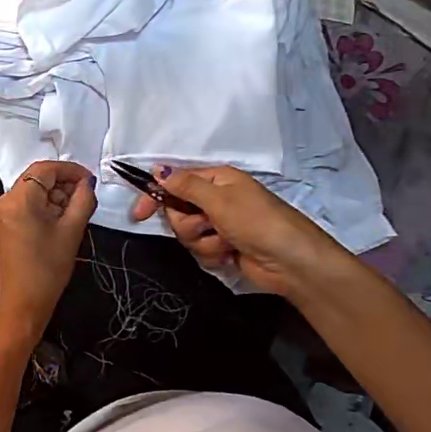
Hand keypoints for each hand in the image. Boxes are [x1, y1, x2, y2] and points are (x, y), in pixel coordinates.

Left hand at [0, 160, 96, 324]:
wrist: (23, 301)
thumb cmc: (48, 268)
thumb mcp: (72, 230)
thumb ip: (83, 200)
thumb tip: (87, 183)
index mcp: (19, 199)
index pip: (45, 169)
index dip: (70, 170)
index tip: (89, 179)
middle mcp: (6, 200)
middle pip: (37, 178)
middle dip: (63, 183)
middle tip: (86, 196)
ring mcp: (3, 212)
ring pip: (33, 190)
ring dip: (55, 195)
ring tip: (75, 212)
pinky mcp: (5, 223)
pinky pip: (27, 204)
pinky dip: (45, 206)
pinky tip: (61, 219)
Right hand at [130, 165, 344, 298]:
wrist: (291, 262)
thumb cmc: (258, 222)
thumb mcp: (219, 199)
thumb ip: (185, 185)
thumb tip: (157, 169)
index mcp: (217, 180)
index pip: (175, 183)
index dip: (156, 196)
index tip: (139, 213)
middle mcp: (216, 200)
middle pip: (177, 212)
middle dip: (188, 224)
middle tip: (208, 225)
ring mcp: (219, 225)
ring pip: (187, 234)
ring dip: (204, 242)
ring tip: (227, 242)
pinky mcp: (223, 247)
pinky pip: (200, 250)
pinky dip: (213, 254)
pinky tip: (232, 254)